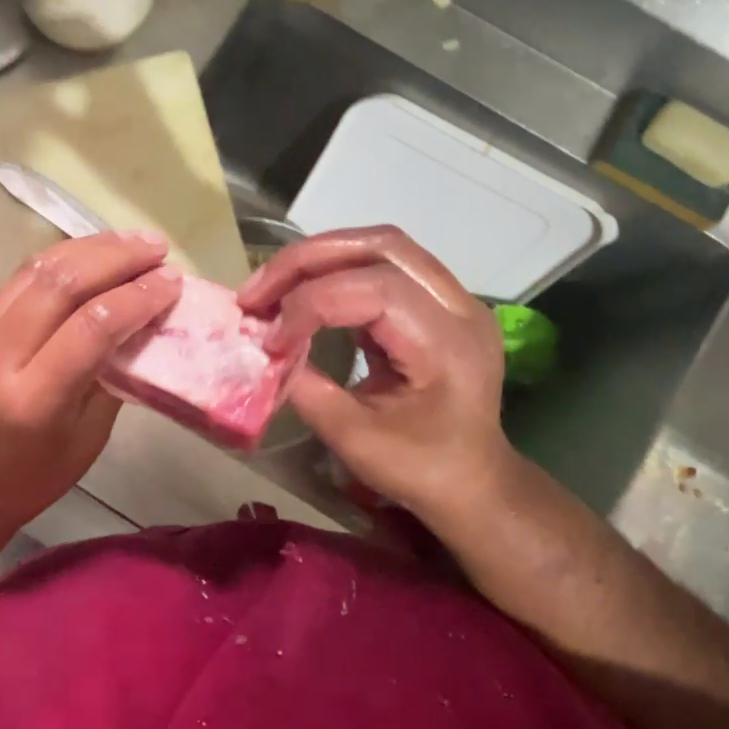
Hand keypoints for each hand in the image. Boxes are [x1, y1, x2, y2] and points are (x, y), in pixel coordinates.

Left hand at [0, 231, 181, 539]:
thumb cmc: (34, 480)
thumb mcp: (87, 440)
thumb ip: (114, 378)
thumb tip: (146, 324)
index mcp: (33, 400)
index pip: (91, 326)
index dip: (137, 296)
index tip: (173, 281)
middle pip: (60, 285)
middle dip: (116, 258)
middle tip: (157, 249)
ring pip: (35, 272)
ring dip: (87, 249)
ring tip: (130, 242)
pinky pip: (17, 282)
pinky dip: (58, 262)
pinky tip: (89, 255)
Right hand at [239, 226, 511, 515]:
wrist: (473, 482)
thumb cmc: (419, 469)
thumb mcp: (353, 439)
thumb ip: (308, 390)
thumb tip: (264, 353)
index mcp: (448, 344)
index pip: (375, 290)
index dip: (311, 305)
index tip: (270, 340)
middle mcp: (459, 306)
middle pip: (381, 246)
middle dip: (308, 261)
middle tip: (256, 292)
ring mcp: (453, 299)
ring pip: (382, 247)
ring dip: (318, 260)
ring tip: (271, 288)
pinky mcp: (437, 304)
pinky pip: (384, 267)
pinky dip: (336, 273)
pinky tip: (301, 296)